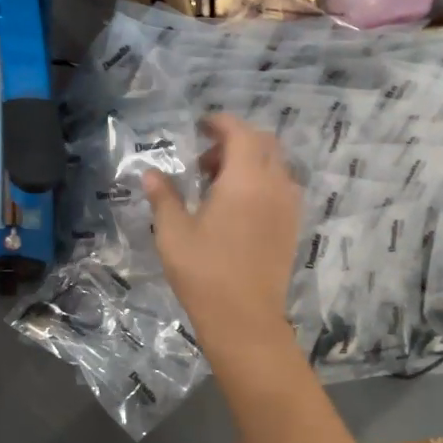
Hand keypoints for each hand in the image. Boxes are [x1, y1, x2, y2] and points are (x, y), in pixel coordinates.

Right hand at [143, 114, 301, 359]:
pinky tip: (238, 207)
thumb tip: (151, 173)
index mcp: (245, 179)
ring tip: (219, 184)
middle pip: (264, 144)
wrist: (245, 319)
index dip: (220, 123)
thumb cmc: (204, 273)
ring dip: (250, 162)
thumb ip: (164, 198)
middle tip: (205, 158)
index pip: (240, 132)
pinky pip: (281, 188)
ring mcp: (288, 207)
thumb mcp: (173, 233)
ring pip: (275, 166)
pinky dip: (261, 182)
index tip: (201, 125)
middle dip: (236, 140)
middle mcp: (274, 185)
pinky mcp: (292, 227)